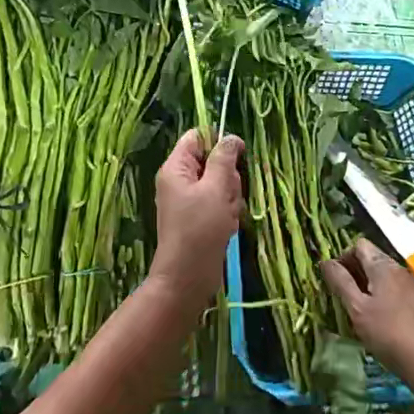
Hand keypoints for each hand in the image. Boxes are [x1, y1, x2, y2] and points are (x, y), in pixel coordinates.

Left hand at [150, 130, 242, 304]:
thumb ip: (223, 160)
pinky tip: (228, 227)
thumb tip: (231, 137)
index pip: (196, 138)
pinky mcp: (198, 216)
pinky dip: (227, 213)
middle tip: (227, 196)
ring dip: (230, 198)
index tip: (238, 156)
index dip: (218, 142)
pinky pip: (218, 203)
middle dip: (227, 177)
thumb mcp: (215, 190)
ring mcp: (188, 199)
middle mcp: (179, 179)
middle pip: (211, 161)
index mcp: (176, 167)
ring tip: (227, 216)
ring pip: (219, 184)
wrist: (187, 277)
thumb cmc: (200, 229)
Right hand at [321, 239, 413, 381]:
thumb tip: (325, 262)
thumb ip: (339, 281)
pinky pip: (393, 288)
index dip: (343, 257)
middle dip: (353, 272)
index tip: (335, 279)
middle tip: (343, 295)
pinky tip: (377, 318)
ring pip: (382, 275)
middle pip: (371, 258)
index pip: (358, 245)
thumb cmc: (388, 333)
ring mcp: (412, 286)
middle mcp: (399, 270)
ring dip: (366, 285)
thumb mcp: (356, 307)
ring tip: (357, 308)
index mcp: (383, 266)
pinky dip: (380, 295)